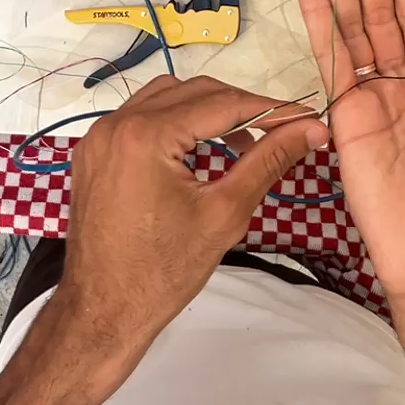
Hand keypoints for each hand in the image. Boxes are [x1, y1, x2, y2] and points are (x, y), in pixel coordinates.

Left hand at [54, 75, 328, 355]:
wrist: (103, 312)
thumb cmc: (166, 271)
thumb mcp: (225, 212)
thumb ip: (269, 160)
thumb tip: (312, 128)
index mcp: (146, 134)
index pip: (222, 103)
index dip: (271, 109)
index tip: (307, 118)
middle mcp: (116, 122)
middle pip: (193, 92)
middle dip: (240, 107)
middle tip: (279, 132)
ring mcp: (99, 135)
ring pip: (165, 97)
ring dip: (206, 110)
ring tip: (241, 142)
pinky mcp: (92, 150)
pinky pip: (140, 116)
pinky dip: (174, 122)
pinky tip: (198, 148)